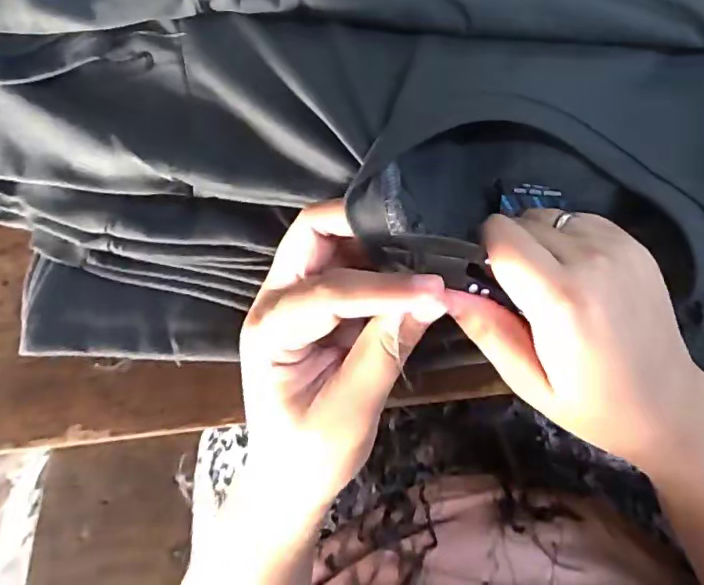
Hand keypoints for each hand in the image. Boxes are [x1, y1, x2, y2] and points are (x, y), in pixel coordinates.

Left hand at [235, 200, 446, 523]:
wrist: (286, 480)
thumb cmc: (309, 456)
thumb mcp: (349, 415)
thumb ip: (385, 350)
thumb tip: (433, 299)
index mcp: (270, 331)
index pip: (328, 292)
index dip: (384, 288)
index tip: (434, 287)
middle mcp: (274, 299)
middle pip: (310, 232)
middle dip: (358, 222)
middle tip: (413, 233)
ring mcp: (293, 294)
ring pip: (327, 235)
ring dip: (371, 235)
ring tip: (419, 248)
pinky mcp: (316, 298)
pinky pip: (345, 257)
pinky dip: (378, 254)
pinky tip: (408, 264)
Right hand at [442, 211, 703, 468]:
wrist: (670, 405)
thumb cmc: (594, 405)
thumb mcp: (530, 382)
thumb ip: (487, 329)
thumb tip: (445, 291)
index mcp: (561, 299)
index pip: (501, 234)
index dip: (487, 250)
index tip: (493, 278)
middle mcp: (591, 260)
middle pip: (523, 220)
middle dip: (513, 247)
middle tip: (528, 292)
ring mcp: (618, 246)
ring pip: (550, 215)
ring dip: (542, 240)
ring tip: (557, 282)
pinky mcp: (634, 242)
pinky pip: (580, 218)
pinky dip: (570, 237)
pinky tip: (582, 274)